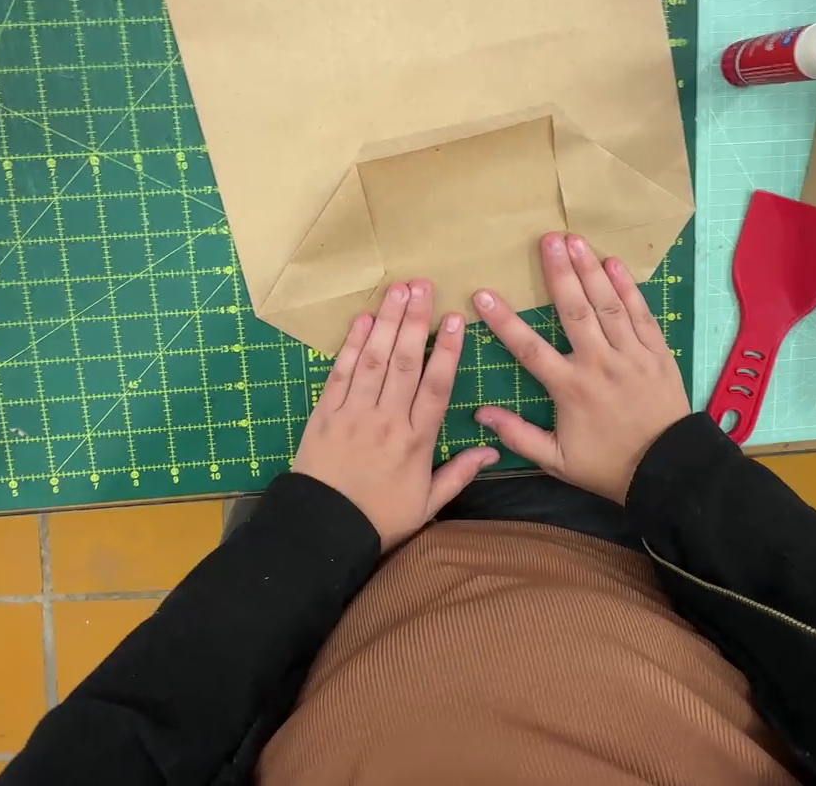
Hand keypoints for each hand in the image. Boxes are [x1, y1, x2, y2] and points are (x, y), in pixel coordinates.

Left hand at [292, 279, 500, 549]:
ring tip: (397, 290)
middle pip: (404, 363)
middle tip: (423, 286)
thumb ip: (459, 473)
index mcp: (416, 441)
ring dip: (387, 322)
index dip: (447, 351)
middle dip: (415, 321)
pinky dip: (352, 345)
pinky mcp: (325, 413)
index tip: (455, 319)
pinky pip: (341, 373)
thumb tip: (493, 448)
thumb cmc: (380, 518)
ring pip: (373, 360)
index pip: (436, 387)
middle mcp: (387, 420)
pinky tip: (364, 320)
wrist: (322, 530)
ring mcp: (354, 413)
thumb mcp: (427, 505)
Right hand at [472, 234, 690, 504]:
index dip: (504, 321)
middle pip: (575, 311)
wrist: (669, 471)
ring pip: (608, 305)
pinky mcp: (657, 352)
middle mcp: (599, 364)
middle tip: (547, 240)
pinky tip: (614, 263)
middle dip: (559, 273)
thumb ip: (518, 435)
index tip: (483, 294)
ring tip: (575, 240)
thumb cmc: (608, 466)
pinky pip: (641, 314)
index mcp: (571, 389)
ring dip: (591, 270)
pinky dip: (628, 288)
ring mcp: (631, 355)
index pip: (530, 349)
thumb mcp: (556, 461)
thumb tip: (480, 413)